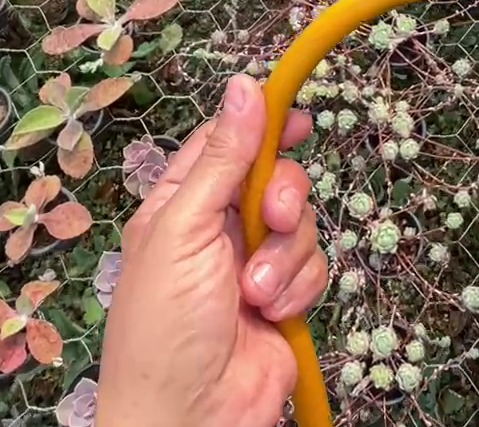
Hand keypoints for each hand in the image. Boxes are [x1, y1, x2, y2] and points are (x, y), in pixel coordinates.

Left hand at [99, 74, 326, 426]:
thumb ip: (223, 158)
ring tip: (256, 292)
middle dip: (282, 196)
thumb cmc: (165, 326)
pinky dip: (297, 285)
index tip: (296, 116)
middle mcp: (220, 226)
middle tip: (272, 218)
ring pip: (300, 220)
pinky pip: (312, 262)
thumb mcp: (184, 229)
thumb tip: (244, 84)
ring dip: (285, 255)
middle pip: (274, 177)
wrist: (192, 423)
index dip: (261, 124)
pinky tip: (273, 312)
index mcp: (182, 203)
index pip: (226, 143)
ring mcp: (255, 260)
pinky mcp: (285, 292)